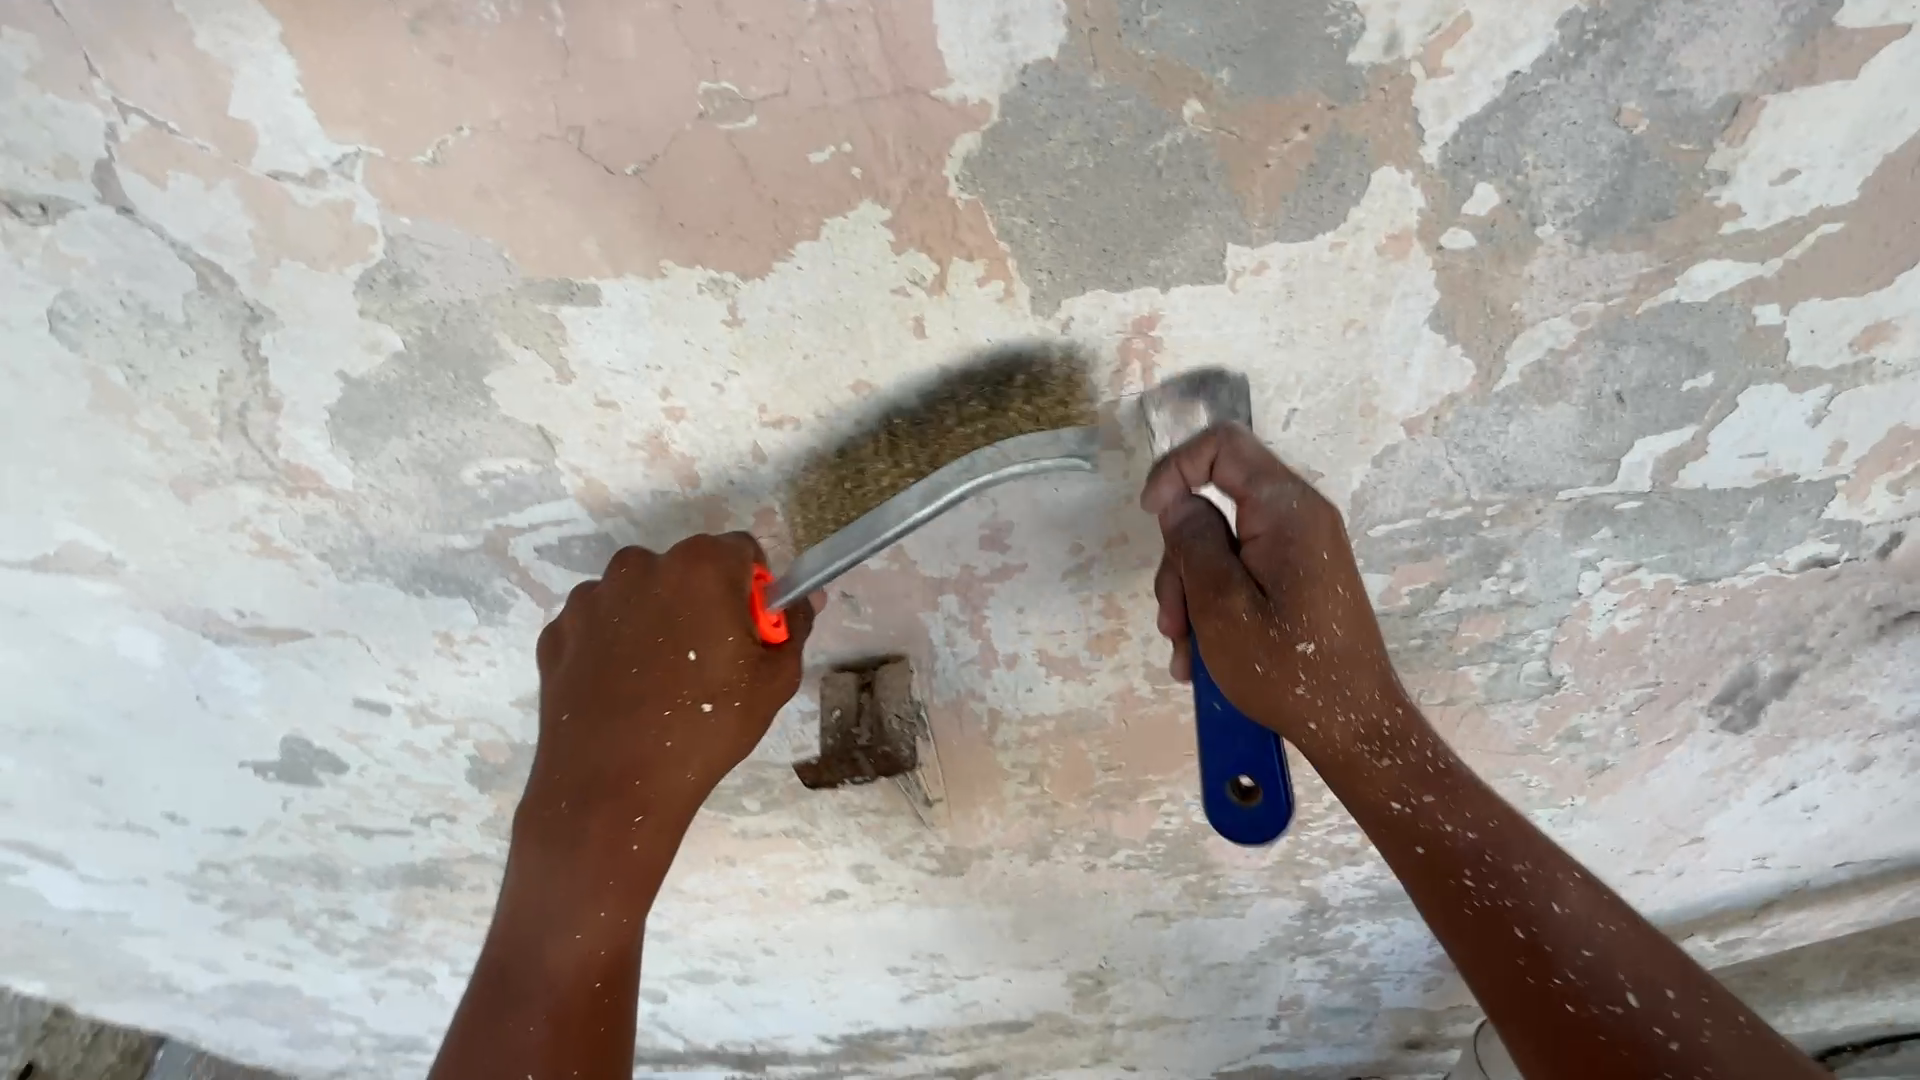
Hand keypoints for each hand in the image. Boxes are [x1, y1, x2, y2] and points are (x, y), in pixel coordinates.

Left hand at [525, 533, 814, 832]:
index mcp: (701, 565)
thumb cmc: (707, 727)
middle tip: (710, 658)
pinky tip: (624, 689)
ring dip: (657, 616)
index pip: (742, 551)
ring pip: (641, 592)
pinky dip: (615, 642)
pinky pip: (601, 622)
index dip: (754, 588)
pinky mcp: (557, 631)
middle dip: (704, 599)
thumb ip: (795, 626)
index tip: (751, 629)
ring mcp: (592, 597)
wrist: (612, 789)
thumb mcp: (775, 680)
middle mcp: (641, 566)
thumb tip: (808, 597)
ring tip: (661, 677)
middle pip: (688, 568)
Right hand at [1141, 423, 1402, 749]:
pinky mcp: (1293, 579)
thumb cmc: (1287, 669)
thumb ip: (1193, 542)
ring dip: (1189, 597)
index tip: (1150, 513)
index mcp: (1286, 511)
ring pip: (1216, 548)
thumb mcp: (1221, 606)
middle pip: (1212, 507)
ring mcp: (1295, 551)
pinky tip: (1201, 657)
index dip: (1176, 468)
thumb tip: (1177, 504)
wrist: (1353, 729)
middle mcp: (1295, 519)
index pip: (1223, 445)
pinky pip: (1237, 574)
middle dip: (1178, 564)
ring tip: (1185, 654)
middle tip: (1171, 621)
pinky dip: (1212, 608)